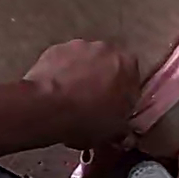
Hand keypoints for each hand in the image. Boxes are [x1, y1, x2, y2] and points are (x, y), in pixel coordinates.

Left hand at [23, 39, 140, 150]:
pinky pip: (63, 62)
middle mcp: (107, 49)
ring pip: (85, 62)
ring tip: (69, 100)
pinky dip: (61, 73)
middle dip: (102, 82)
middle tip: (92, 104)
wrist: (47, 108)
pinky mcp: (56, 49)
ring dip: (81, 75)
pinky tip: (53, 93)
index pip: (132, 80)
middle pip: (108, 66)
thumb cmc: (88, 118)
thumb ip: (123, 126)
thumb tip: (123, 132)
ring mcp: (79, 45)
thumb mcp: (113, 132)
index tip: (113, 110)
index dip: (122, 97)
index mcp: (128, 65)